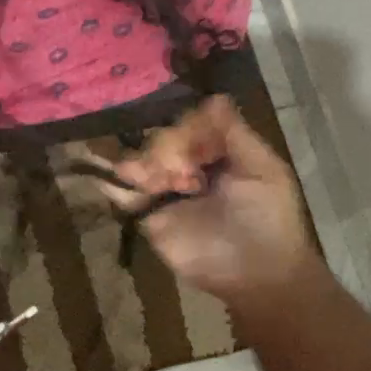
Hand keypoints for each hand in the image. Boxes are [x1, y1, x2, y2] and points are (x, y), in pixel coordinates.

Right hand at [102, 96, 322, 305]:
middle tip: (180, 172)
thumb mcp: (262, 169)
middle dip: (165, 150)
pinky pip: (126, 198)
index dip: (186, 129)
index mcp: (218, 153)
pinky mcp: (150, 219)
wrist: (259, 273)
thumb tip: (213, 97)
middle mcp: (189, 169)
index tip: (191, 141)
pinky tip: (100, 174)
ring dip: (139, 163)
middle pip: (161, 142)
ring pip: (140, 164)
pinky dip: (111, 185)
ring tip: (146, 174)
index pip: (191, 125)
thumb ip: (235, 134)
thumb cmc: (269, 217)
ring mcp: (167, 194)